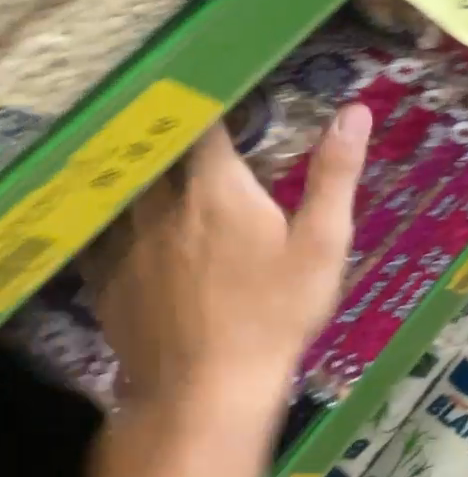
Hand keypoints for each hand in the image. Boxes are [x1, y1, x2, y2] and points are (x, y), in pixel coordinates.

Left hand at [97, 105, 370, 410]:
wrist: (206, 386)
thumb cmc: (278, 308)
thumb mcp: (324, 240)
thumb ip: (335, 174)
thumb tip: (354, 112)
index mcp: (217, 192)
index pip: (203, 130)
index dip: (212, 104)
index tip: (224, 89)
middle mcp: (160, 209)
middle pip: (156, 156)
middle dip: (176, 136)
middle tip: (199, 124)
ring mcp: (123, 246)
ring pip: (124, 191)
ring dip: (144, 173)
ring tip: (169, 171)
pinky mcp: (104, 281)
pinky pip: (104, 231)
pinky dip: (120, 215)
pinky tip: (137, 224)